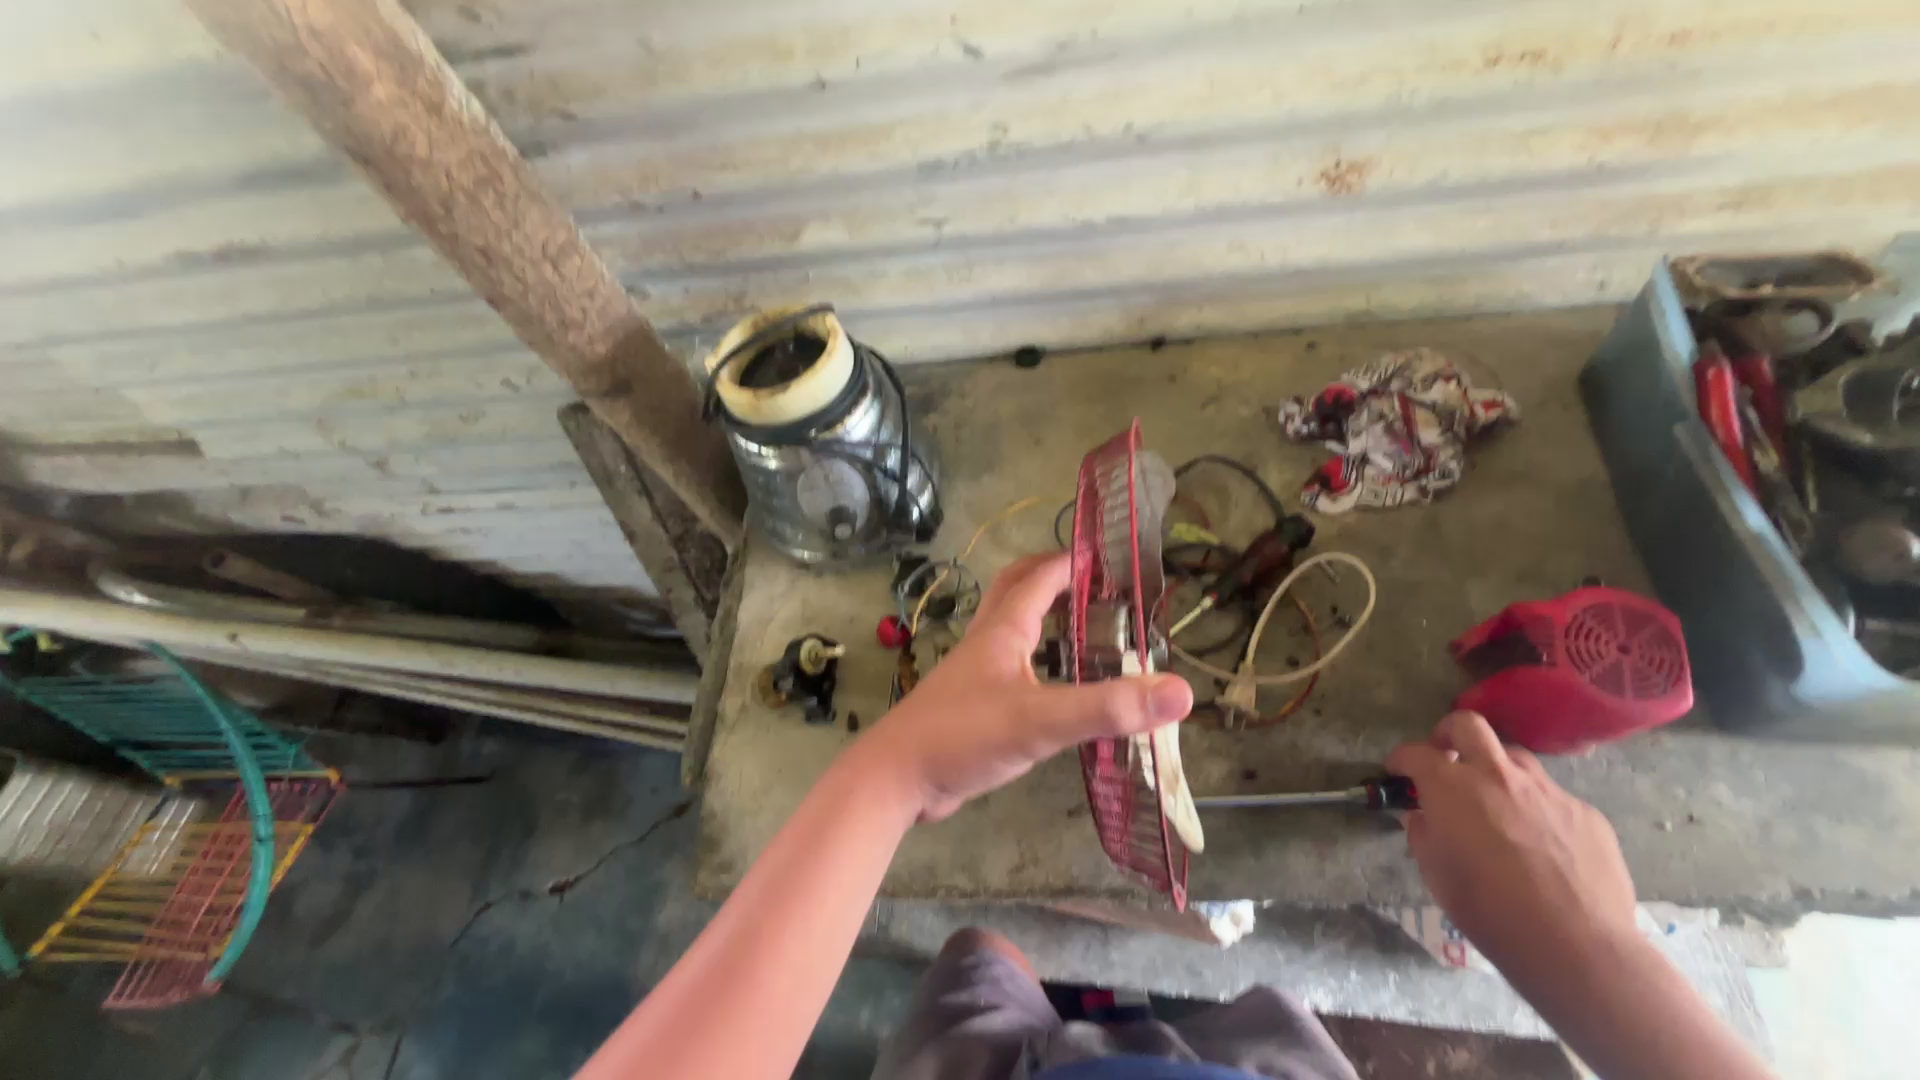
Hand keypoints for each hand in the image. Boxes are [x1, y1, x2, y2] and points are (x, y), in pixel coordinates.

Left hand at [862, 553, 1193, 821]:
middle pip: (1017, 592)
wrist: (896, 779)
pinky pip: (1011, 671)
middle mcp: (987, 643)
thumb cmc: (963, 736)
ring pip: (1012, 631)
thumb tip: (1180, 692)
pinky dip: (1037, 664)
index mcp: (1003, 631)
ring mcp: (976, 675)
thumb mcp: (1041, 719)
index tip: (1109, 553)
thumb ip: (1107, 707)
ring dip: (1045, 620)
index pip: (1040, 578)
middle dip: (1054, 579)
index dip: (1072, 561)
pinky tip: (1057, 691)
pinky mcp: (972, 708)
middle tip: (1096, 585)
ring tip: (1086, 632)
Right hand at [1387, 712, 1637, 969]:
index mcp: (1452, 787)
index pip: (1416, 752)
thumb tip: (1423, 817)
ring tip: (1495, 803)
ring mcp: (1547, 790)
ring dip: (1496, 770)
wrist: (1575, 945)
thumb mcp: (1435, 872)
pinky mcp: (1585, 812)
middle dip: (1448, 734)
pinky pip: (1552, 797)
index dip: (1401, 759)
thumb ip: (1423, 834)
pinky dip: (1535, 808)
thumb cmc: (1488, 909)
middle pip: (1468, 725)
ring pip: (1514, 758)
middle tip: (1446, 759)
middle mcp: (1497, 775)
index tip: (1397, 772)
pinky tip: (1541, 845)